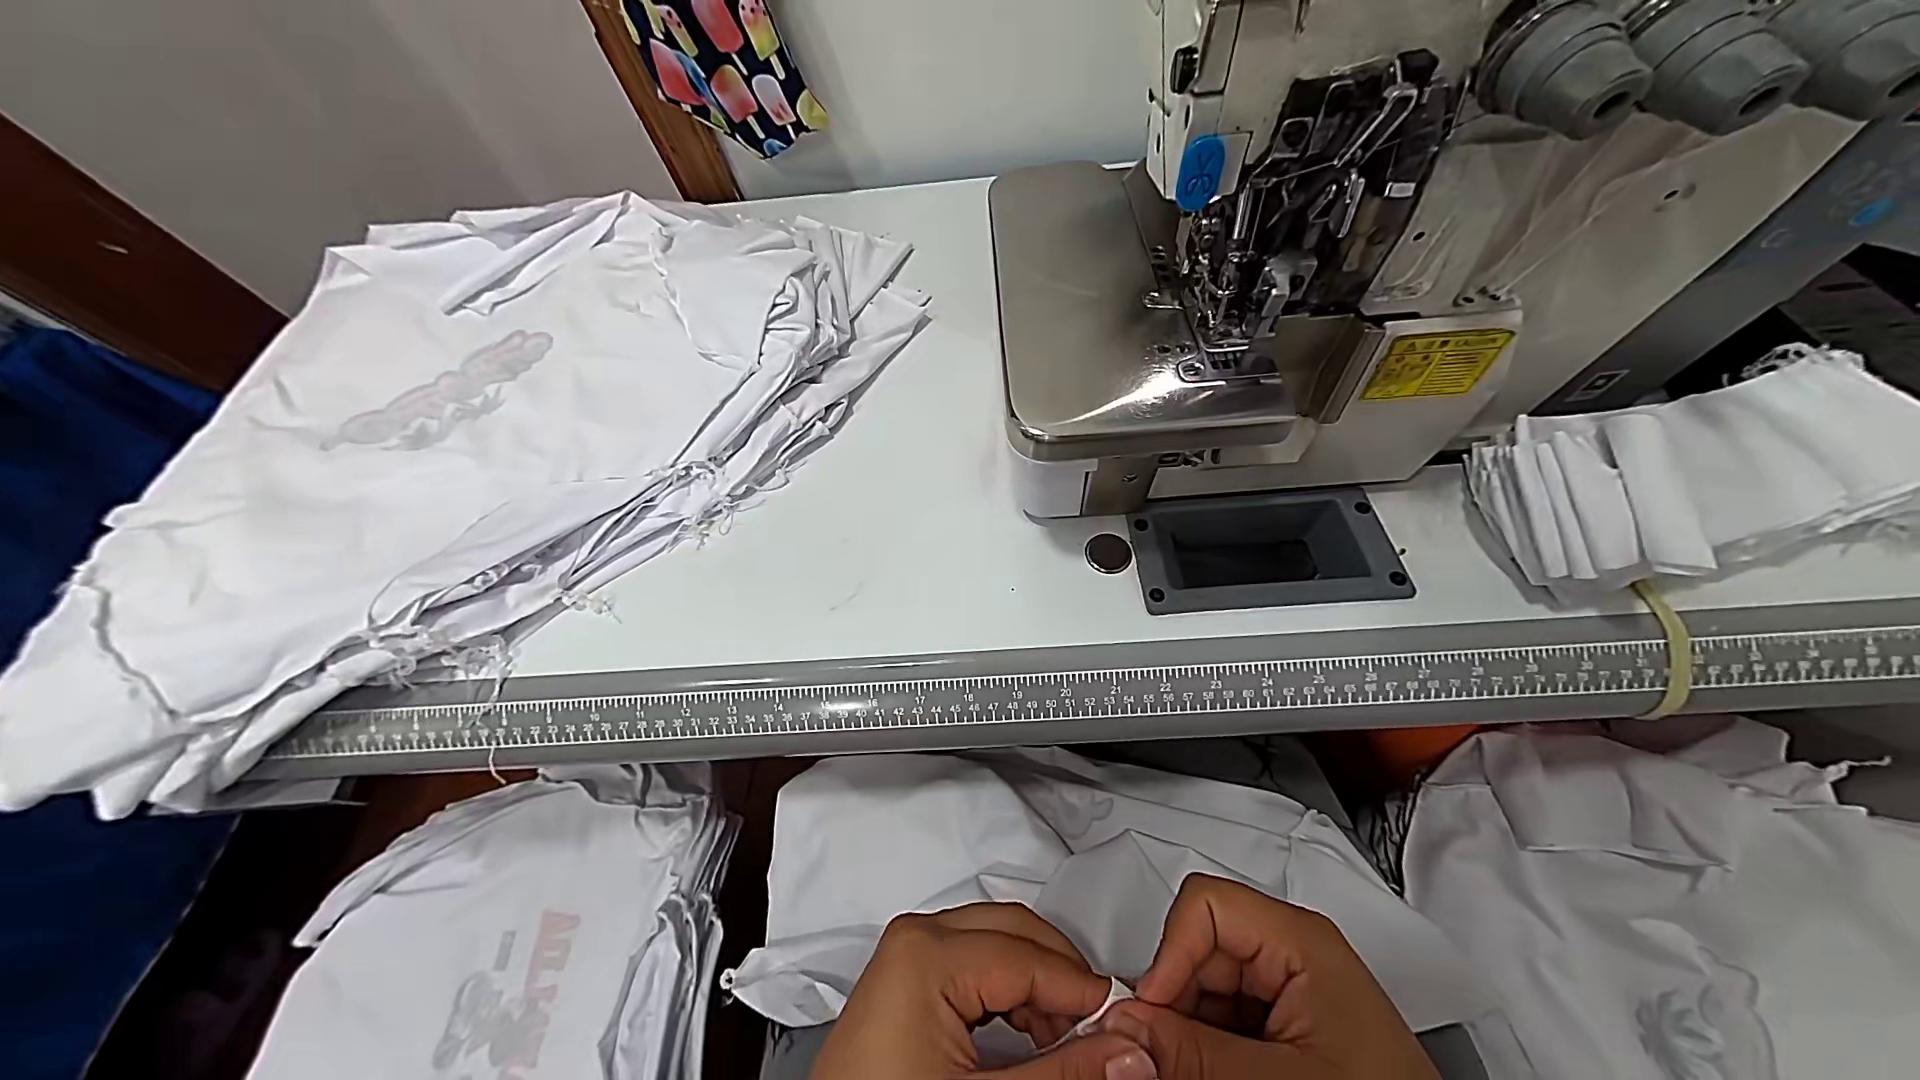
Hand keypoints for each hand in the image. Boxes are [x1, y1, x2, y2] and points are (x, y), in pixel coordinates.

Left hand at [808, 902, 1158, 1079]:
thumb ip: (1060, 1072)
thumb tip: (1123, 1053)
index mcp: (927, 954)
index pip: (1029, 956)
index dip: (1082, 990)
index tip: (1120, 1021)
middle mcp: (916, 938)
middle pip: (1016, 931)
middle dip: (1062, 976)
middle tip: (1099, 1027)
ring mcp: (908, 951)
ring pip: (998, 940)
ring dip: (1038, 982)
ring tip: (1064, 1038)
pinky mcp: (907, 972)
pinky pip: (975, 957)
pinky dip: (1009, 988)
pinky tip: (1027, 1030)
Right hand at [1097, 875, 1437, 1079]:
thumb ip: (1196, 1053)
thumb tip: (1126, 1026)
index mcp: (1300, 942)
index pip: (1205, 904)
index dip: (1169, 951)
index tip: (1150, 1007)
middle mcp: (1290, 954)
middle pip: (1197, 946)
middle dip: (1172, 999)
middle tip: (1162, 1053)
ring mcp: (1286, 990)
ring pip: (1200, 986)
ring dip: (1184, 1030)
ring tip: (1192, 1070)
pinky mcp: (1283, 1025)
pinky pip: (1218, 1017)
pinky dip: (1202, 1048)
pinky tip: (1211, 1073)